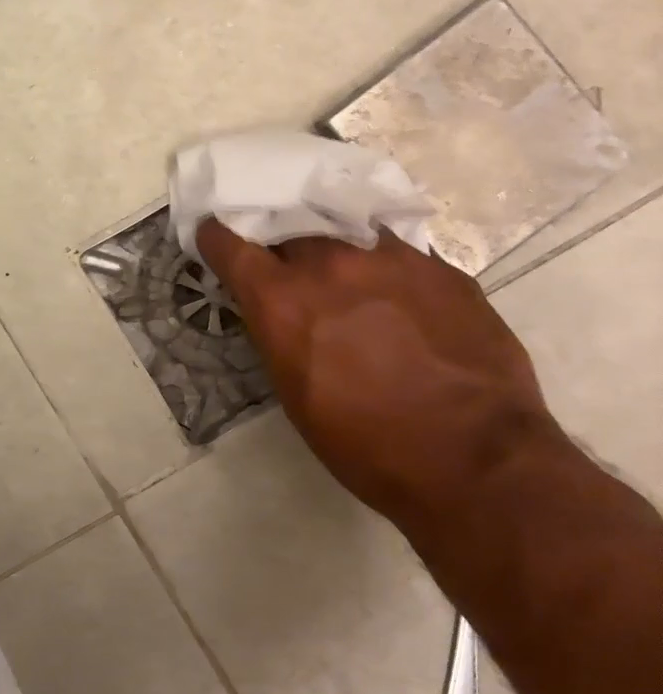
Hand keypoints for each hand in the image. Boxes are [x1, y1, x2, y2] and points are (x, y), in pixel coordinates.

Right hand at [196, 220, 555, 523]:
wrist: (476, 462)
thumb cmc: (361, 438)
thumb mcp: (289, 384)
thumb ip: (275, 328)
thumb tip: (275, 309)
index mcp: (279, 295)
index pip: (228, 241)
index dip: (218, 240)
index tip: (216, 243)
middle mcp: (331, 265)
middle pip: (291, 232)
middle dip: (285, 251)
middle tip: (292, 278)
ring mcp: (396, 262)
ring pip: (350, 236)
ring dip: (339, 255)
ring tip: (349, 284)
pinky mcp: (448, 274)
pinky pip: (403, 256)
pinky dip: (389, 272)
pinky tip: (400, 302)